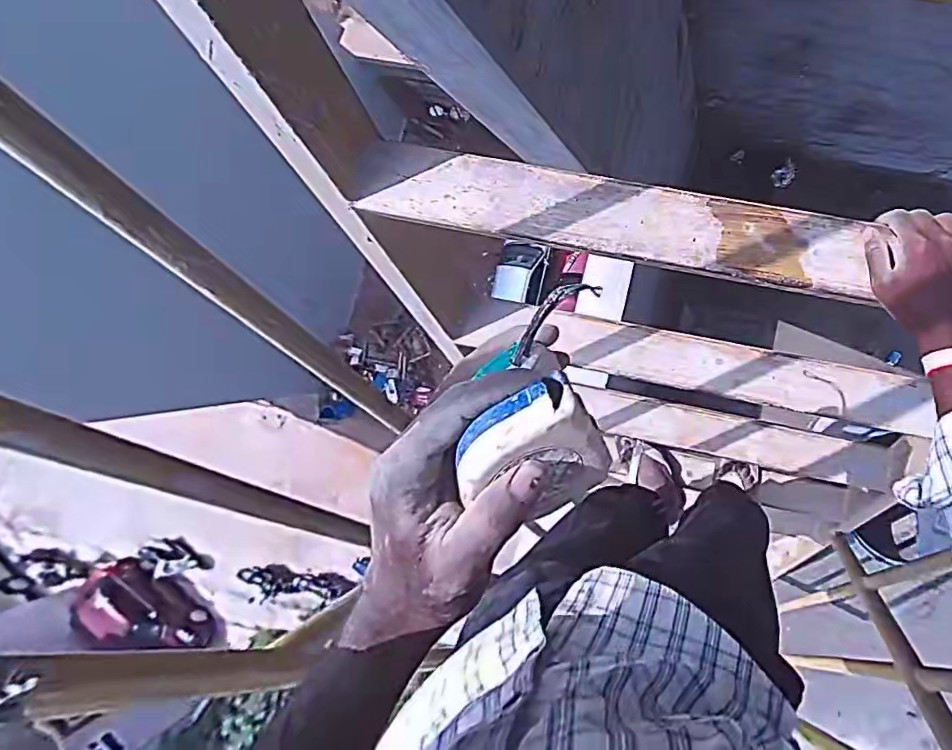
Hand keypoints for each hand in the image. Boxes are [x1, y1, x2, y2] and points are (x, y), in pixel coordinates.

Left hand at [339, 326, 564, 648]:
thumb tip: (537, 468)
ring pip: (465, 388)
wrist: (400, 609)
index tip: (542, 375)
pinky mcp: (439, 450)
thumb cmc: (428, 591)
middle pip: (458, 384)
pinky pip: (473, 408)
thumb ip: (496, 517)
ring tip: (550, 353)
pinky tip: (534, 386)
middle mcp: (409, 446)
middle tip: (551, 341)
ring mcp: (422, 445)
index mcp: (405, 467)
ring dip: (507, 366)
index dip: (498, 385)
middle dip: (505, 357)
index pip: (452, 408)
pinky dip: (504, 390)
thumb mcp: (464, 563)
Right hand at [864, 209, 951, 352]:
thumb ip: (875, 256)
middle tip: (899, 234)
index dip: (886, 220)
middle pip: (920, 215)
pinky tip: (951, 239)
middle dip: (906, 221)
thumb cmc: (915, 313)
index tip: (883, 228)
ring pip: (945, 218)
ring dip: (932, 223)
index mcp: (915, 247)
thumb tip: (871, 235)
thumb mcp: (883, 287)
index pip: (898, 217)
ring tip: (924, 236)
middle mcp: (940, 242)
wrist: (947, 332)